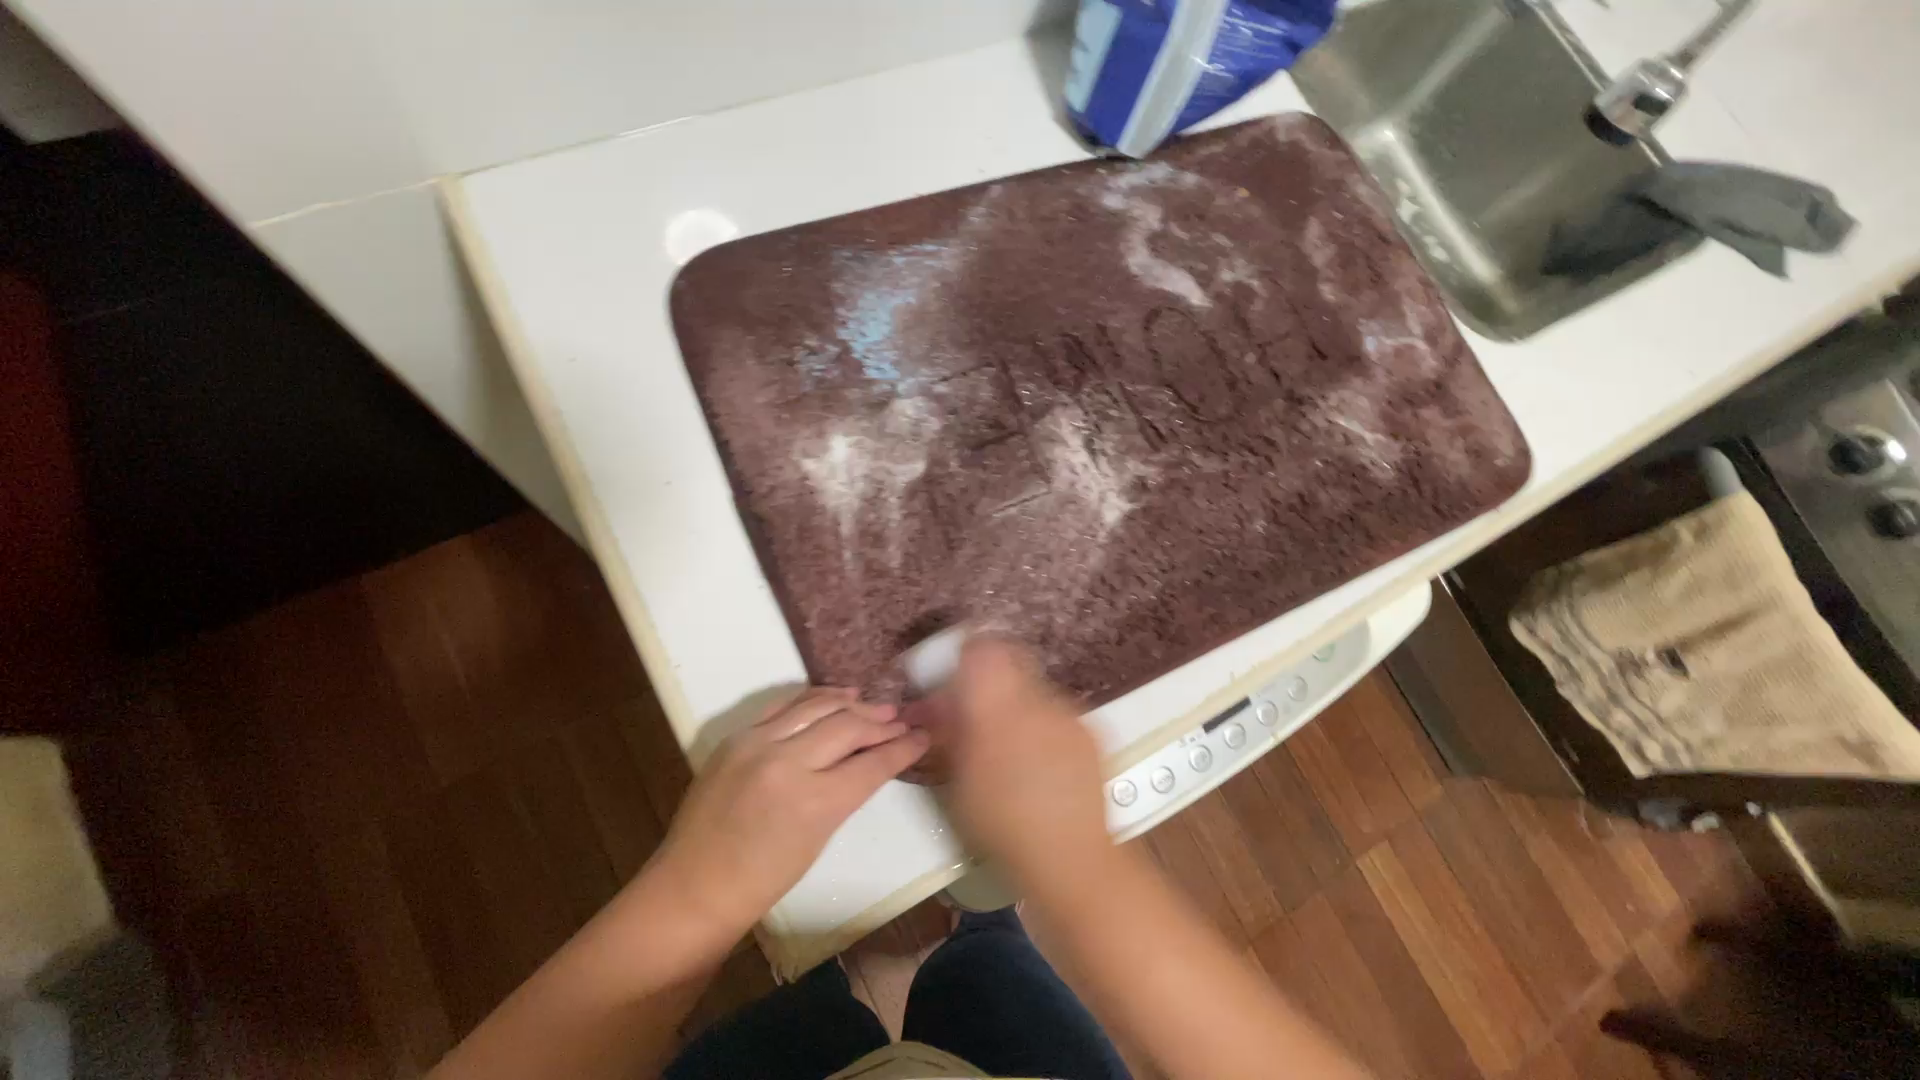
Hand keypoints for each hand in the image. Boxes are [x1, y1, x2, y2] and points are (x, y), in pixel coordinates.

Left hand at [645, 688, 928, 948]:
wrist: (695, 887)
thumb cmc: (764, 880)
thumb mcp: (818, 838)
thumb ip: (844, 792)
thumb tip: (871, 759)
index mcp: (814, 802)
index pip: (871, 763)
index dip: (902, 748)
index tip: (922, 736)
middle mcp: (786, 762)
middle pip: (848, 727)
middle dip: (881, 723)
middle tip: (902, 720)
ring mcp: (756, 744)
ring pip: (816, 706)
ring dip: (850, 704)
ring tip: (874, 705)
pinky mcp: (735, 737)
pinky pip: (783, 707)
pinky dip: (812, 699)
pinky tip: (832, 699)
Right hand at [926, 639, 1113, 890]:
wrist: (1070, 858)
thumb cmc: (1000, 825)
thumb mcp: (958, 780)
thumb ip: (949, 731)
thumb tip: (939, 705)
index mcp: (996, 705)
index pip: (980, 649)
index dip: (965, 658)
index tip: (954, 682)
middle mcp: (1037, 697)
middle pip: (1009, 665)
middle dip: (990, 685)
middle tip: (976, 718)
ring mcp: (1070, 713)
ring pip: (1035, 691)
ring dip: (1018, 707)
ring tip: (1010, 750)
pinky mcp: (1093, 731)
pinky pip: (1059, 714)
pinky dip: (1044, 727)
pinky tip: (1040, 763)